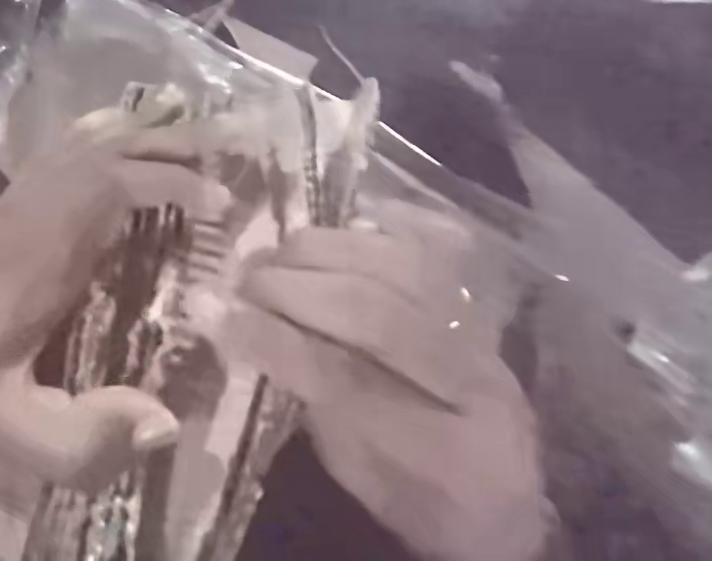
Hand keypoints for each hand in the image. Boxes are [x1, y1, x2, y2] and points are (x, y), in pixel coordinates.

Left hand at [0, 112, 232, 486]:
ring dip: (136, 134)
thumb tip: (166, 420)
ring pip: (81, 145)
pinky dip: (93, 134)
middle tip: (226, 152)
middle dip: (167, 146)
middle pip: (105, 153)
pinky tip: (111, 130)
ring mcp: (15, 202)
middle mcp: (32, 212)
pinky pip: (55, 154)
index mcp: (39, 253)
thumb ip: (76, 440)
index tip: (223, 201)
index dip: (171, 183)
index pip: (113, 189)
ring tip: (187, 133)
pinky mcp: (3, 206)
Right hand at [206, 201, 549, 560]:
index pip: (347, 383)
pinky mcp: (480, 299)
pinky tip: (349, 224)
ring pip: (397, 267)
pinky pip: (436, 242)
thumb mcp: (349, 463)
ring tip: (277, 257)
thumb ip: (297, 389)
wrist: (498, 488)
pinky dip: (386, 223)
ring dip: (321, 251)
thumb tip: (226, 320)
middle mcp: (478, 386)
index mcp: (444, 457)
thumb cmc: (408, 485)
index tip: (213, 313)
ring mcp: (484, 334)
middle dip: (291, 289)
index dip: (273, 341)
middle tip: (242, 284)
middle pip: (375, 314)